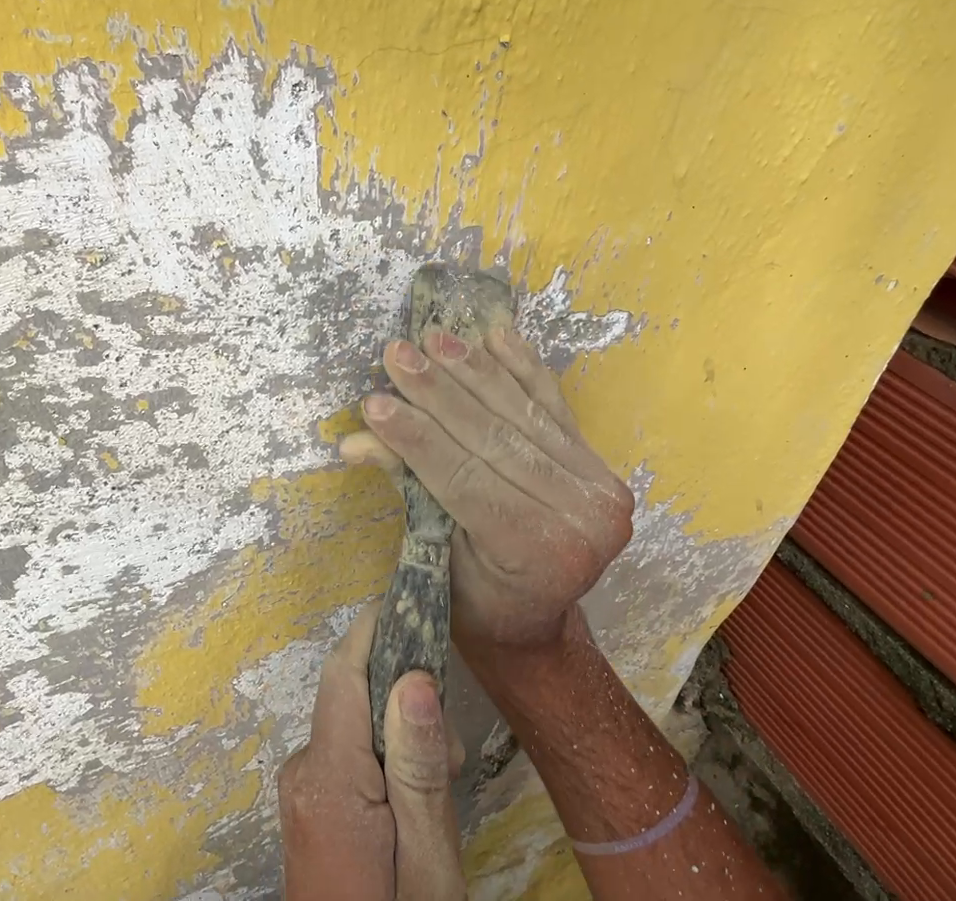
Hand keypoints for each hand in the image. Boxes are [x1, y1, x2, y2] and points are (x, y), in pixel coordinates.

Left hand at [278, 606, 466, 900]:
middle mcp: (304, 771)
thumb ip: (419, 766)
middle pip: (351, 697)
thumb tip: (413, 678)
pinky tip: (412, 801)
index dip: (374, 628)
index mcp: (331, 776)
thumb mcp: (428, 856)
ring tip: (439, 789)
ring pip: (353, 728)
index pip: (344, 673)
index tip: (409, 595)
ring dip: (397, 735)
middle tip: (453, 749)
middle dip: (401, 696)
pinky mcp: (308, 806)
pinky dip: (382, 758)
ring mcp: (301, 790)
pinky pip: (346, 757)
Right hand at [341, 326, 633, 651]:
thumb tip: (355, 442)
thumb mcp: (435, 558)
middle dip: (440, 392)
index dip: (417, 437)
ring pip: (523, 414)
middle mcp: (582, 518)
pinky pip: (555, 407)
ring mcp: (600, 489)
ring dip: (475, 370)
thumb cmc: (475, 602)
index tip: (374, 401)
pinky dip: (524, 368)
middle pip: (494, 438)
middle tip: (397, 354)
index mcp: (537, 552)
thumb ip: (408, 491)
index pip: (464, 477)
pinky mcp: (600, 466)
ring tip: (434, 338)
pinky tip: (497, 335)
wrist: (534, 620)